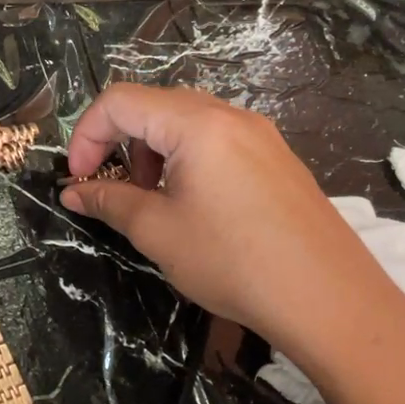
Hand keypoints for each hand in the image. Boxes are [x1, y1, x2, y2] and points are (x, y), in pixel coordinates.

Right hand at [59, 84, 404, 359]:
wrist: (332, 302)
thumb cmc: (233, 261)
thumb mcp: (156, 232)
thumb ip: (108, 202)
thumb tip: (72, 193)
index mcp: (197, 125)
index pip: (119, 102)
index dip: (86, 135)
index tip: (78, 180)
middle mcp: (230, 116)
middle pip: (152, 104)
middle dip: (116, 141)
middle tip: (107, 186)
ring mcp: (259, 135)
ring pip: (183, 121)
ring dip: (149, 150)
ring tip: (146, 198)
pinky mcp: (276, 158)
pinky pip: (214, 139)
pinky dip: (183, 158)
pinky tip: (187, 203)